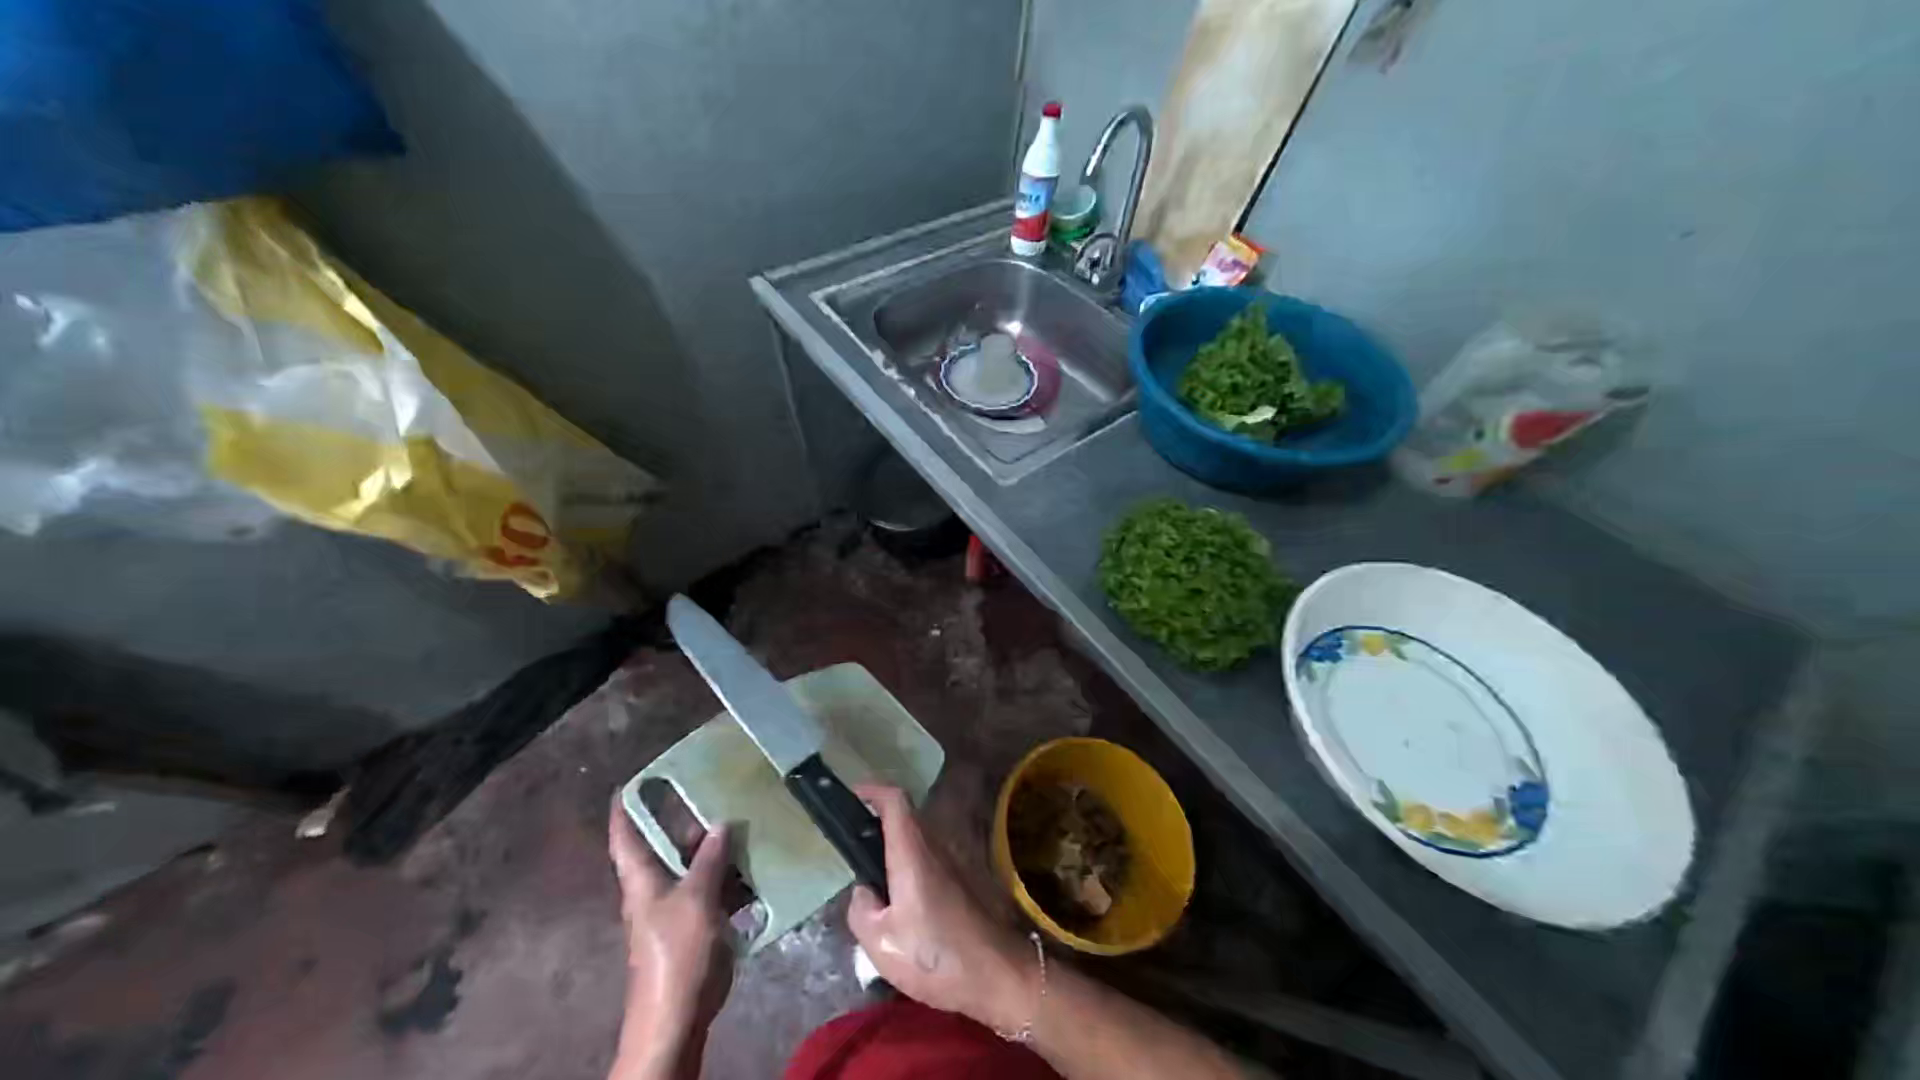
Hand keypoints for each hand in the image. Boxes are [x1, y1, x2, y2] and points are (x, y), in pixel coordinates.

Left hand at [607, 796, 735, 1079]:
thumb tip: (720, 824)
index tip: (634, 782)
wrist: (676, 1017)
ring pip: (697, 869)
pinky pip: (715, 892)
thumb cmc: (676, 953)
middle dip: (690, 823)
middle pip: (668, 848)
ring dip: (718, 851)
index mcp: (642, 880)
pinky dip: (733, 880)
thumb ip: (710, 860)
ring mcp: (677, 910)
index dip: (626, 809)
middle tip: (717, 792)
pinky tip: (758, 868)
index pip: (625, 836)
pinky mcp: (697, 928)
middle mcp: (656, 889)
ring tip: (748, 822)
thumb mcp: (696, 899)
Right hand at [845, 785, 1037, 1034]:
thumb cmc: (935, 956)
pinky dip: (909, 866)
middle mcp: (935, 847)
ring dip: (895, 848)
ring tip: (873, 878)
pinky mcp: (961, 881)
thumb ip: (861, 910)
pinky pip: (928, 860)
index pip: (895, 800)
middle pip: (905, 818)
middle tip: (854, 845)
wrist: (996, 975)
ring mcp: (952, 862)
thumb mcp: (880, 943)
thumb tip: (865, 891)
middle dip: (878, 822)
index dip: (872, 789)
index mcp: (912, 852)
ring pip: (917, 840)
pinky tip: (899, 902)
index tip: (853, 794)